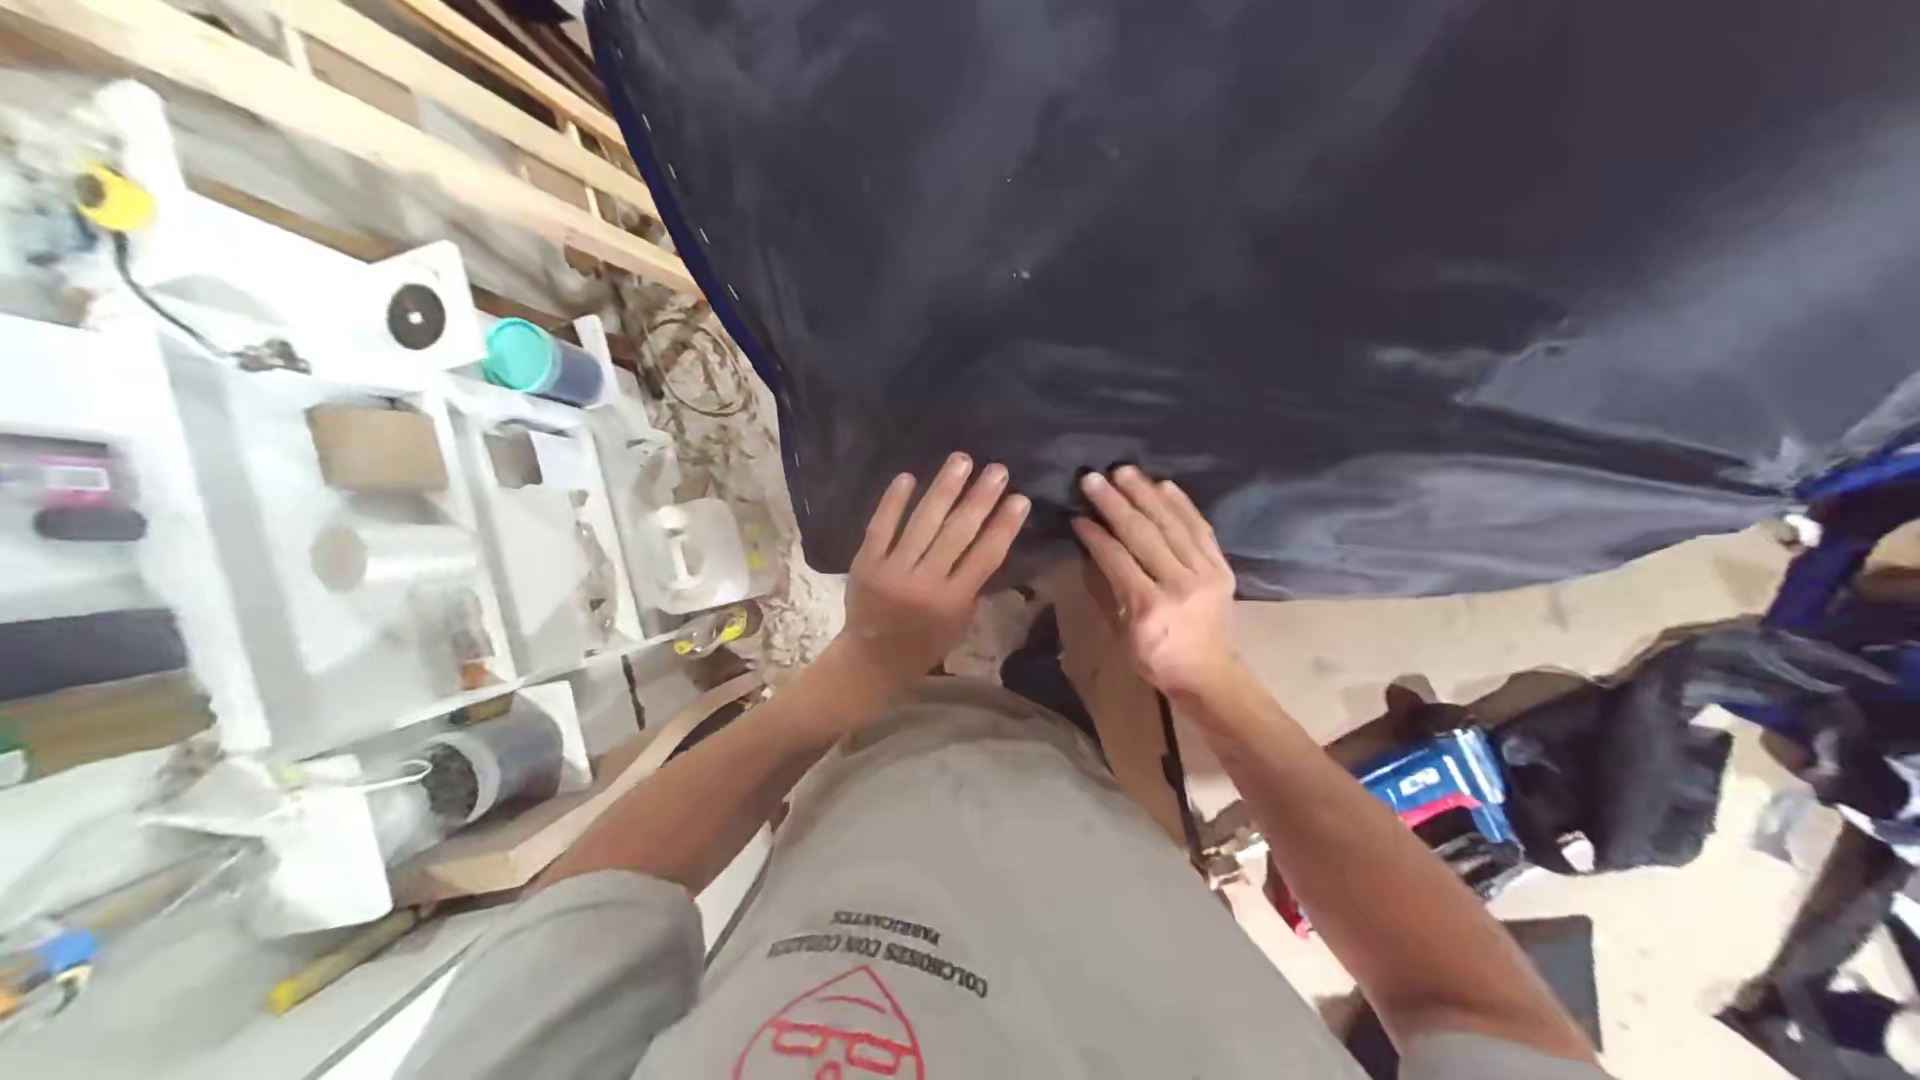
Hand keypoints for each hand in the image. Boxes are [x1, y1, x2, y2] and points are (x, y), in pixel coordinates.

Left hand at [838, 452, 1029, 688]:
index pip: (986, 556)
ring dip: (944, 488)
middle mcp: (925, 583)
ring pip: (922, 522)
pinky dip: (894, 501)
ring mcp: (893, 570)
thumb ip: (974, 585)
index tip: (1020, 498)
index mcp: (953, 601)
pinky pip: (880, 526)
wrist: (872, 658)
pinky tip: (907, 476)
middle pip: (958, 533)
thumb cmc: (925, 642)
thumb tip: (992, 541)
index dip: (1004, 525)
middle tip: (997, 469)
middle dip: (980, 498)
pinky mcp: (866, 563)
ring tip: (961, 460)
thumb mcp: (960, 622)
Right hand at [1071, 467, 1240, 697]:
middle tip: (1093, 478)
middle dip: (1115, 503)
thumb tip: (1090, 546)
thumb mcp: (1120, 632)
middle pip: (1143, 535)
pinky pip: (1200, 527)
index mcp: (1148, 607)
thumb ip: (1105, 588)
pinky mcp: (1222, 567)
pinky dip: (1180, 503)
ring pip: (1171, 524)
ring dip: (1145, 494)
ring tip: (1123, 471)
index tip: (1077, 514)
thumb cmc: (1155, 657)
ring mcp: (1205, 574)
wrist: (1208, 671)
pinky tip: (1162, 484)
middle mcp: (1179, 585)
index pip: (1117, 558)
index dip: (1095, 534)